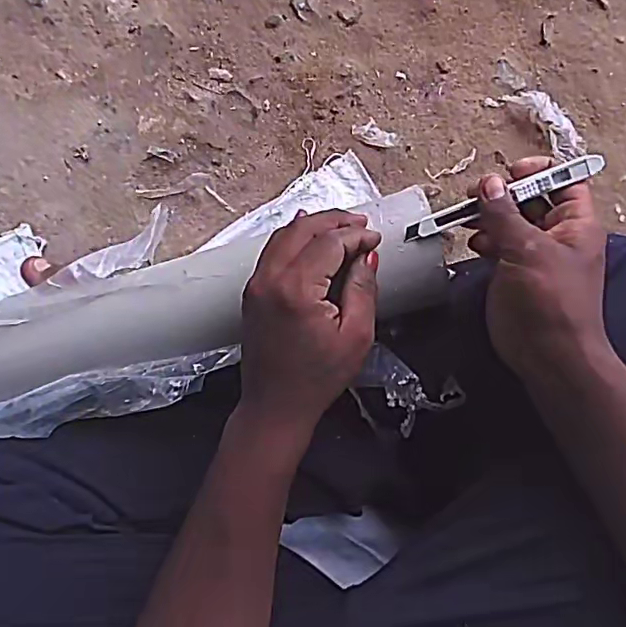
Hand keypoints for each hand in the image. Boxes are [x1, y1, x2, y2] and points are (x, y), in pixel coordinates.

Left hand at [239, 210, 380, 422]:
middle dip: (334, 221)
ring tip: (341, 227)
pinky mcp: (252, 293)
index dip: (356, 236)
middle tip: (360, 224)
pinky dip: (293, 239)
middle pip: (303, 229)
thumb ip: (363, 290)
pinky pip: (272, 252)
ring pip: (284, 236)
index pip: (329, 243)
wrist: (275, 406)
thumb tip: (366, 258)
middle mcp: (270, 281)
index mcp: (296, 290)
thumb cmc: (314, 380)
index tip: (373, 239)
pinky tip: (308, 237)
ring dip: (313, 226)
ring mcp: (256, 285)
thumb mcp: (356, 336)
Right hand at [469, 157, 609, 381]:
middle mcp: (558, 236)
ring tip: (472, 217)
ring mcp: (535, 254)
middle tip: (479, 194)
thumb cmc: (555, 306)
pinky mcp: (515, 272)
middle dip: (504, 194)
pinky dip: (485, 239)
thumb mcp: (528, 250)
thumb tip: (490, 185)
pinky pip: (499, 244)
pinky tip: (476, 242)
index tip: (510, 173)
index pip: (563, 180)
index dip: (538, 171)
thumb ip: (505, 214)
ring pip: (511, 221)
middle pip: (531, 198)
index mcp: (576, 224)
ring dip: (490, 216)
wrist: (549, 354)